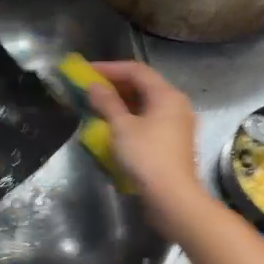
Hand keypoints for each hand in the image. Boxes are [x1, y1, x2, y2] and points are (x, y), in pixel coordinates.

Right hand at [82, 61, 211, 229]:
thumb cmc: (146, 156)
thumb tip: (94, 85)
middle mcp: (177, 104)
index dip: (110, 68)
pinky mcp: (174, 140)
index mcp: (167, 95)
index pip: (136, 70)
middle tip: (90, 88)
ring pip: (147, 103)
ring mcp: (178, 123)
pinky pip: (150, 118)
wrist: (172, 196)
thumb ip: (107, 102)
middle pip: (144, 85)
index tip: (86, 71)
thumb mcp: (121, 127)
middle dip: (116, 84)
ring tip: (98, 105)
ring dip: (122, 101)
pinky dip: (131, 115)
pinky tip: (115, 124)